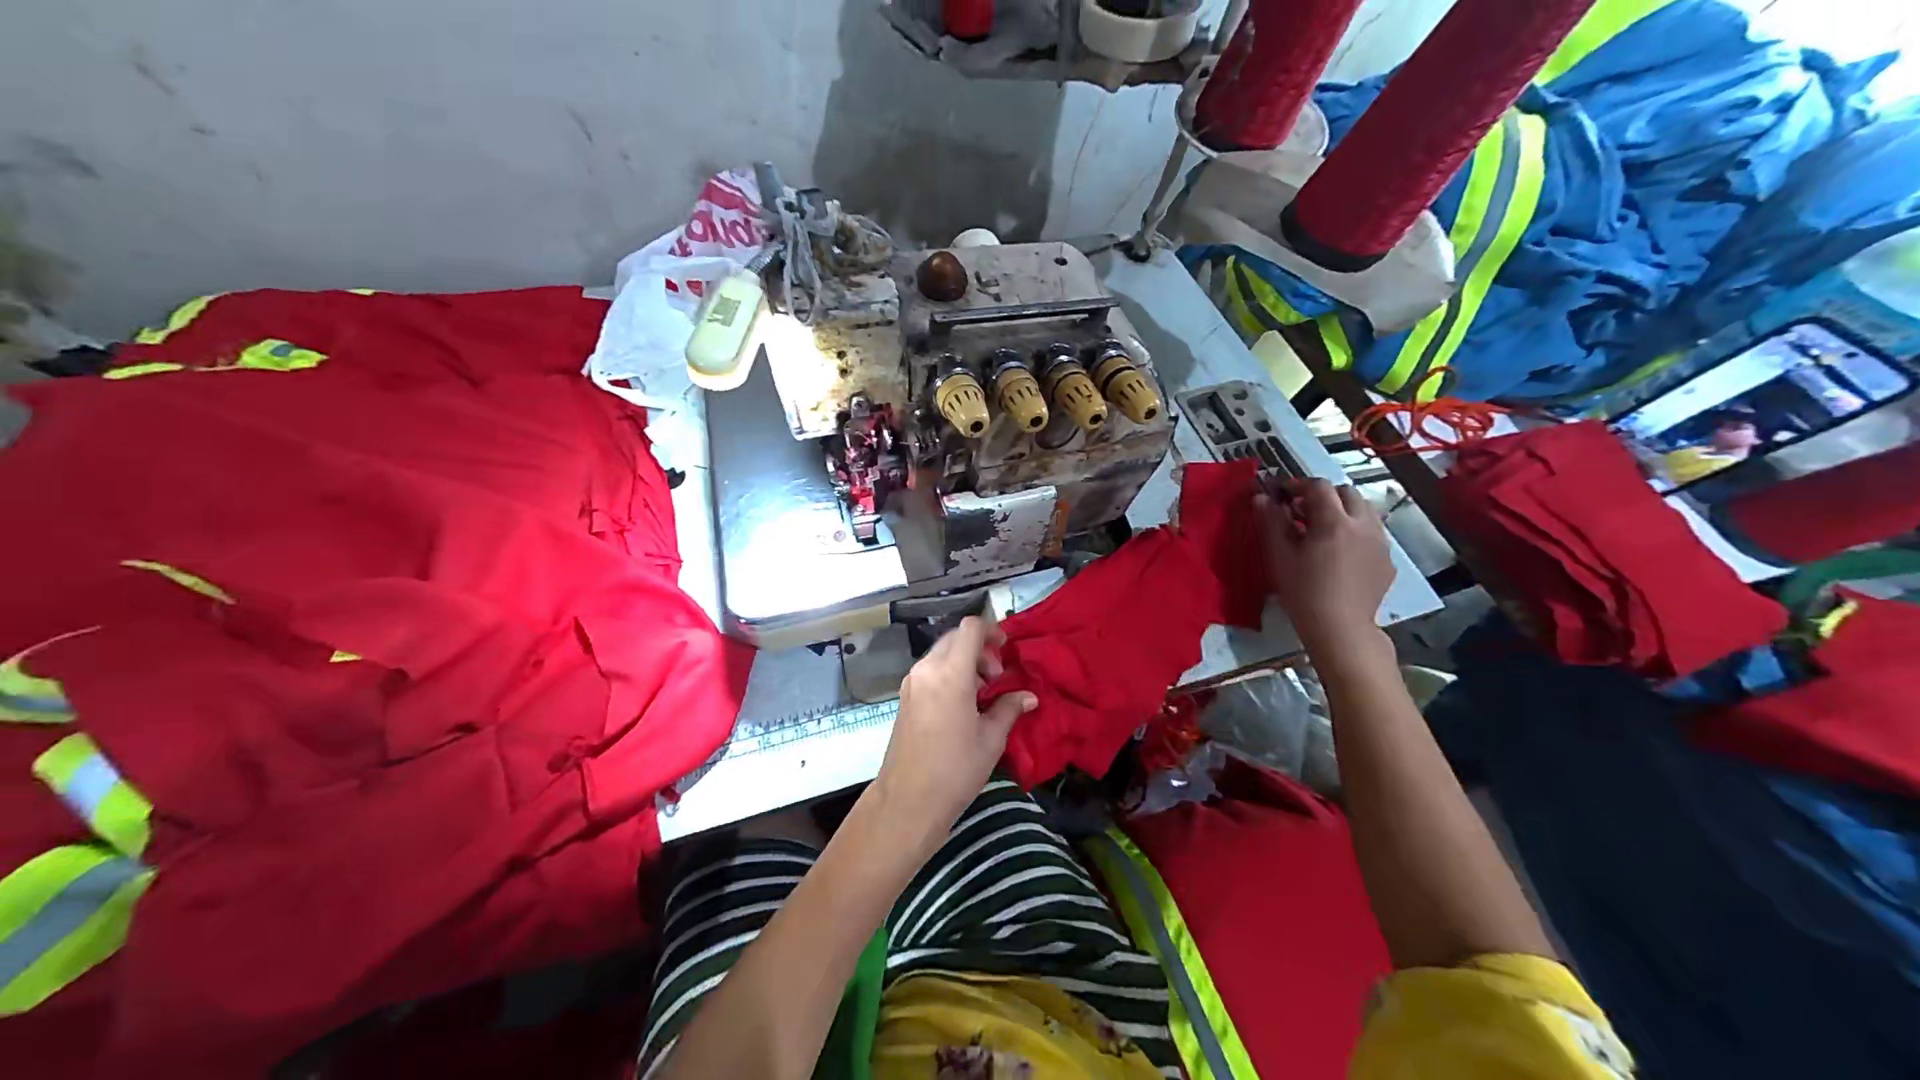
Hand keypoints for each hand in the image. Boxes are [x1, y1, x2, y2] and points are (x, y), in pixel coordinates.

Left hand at [877, 616, 1036, 837]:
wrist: (908, 800)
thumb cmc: (955, 769)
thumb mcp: (991, 739)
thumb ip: (1009, 709)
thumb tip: (1029, 697)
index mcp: (949, 673)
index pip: (970, 629)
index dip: (991, 630)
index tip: (1006, 649)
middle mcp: (926, 669)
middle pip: (955, 639)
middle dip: (979, 650)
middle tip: (997, 679)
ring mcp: (912, 683)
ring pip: (942, 655)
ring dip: (964, 663)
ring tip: (982, 695)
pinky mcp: (905, 697)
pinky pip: (931, 672)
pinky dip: (950, 675)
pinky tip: (963, 705)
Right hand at [1256, 478, 1393, 653]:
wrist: (1340, 628)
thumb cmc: (1303, 592)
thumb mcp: (1279, 556)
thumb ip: (1271, 522)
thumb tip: (1262, 497)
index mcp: (1335, 521)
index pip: (1319, 486)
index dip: (1298, 485)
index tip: (1282, 494)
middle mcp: (1364, 525)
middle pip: (1346, 492)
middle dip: (1323, 496)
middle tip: (1301, 512)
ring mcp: (1380, 543)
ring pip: (1363, 511)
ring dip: (1342, 511)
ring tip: (1322, 530)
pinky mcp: (1387, 561)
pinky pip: (1372, 534)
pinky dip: (1355, 532)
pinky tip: (1340, 553)